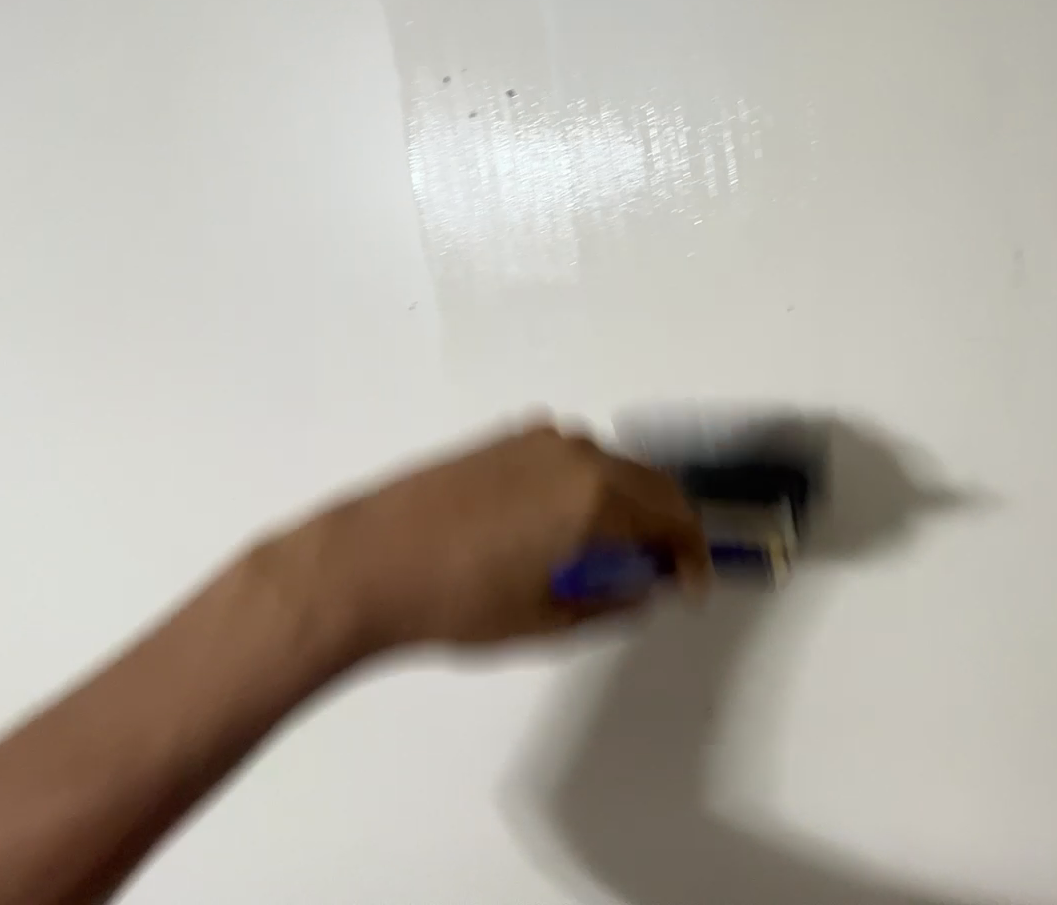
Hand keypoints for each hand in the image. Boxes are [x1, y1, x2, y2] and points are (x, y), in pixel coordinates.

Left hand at [282, 421, 710, 652]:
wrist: (362, 561)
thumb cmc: (460, 603)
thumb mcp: (549, 620)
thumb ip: (615, 600)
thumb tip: (647, 585)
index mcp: (597, 498)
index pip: (676, 519)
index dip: (694, 555)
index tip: (690, 587)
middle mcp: (581, 454)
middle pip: (654, 483)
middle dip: (668, 526)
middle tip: (660, 570)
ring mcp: (543, 439)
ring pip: (615, 467)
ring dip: (630, 503)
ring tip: (609, 549)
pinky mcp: (509, 436)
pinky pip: (575, 458)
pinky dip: (591, 486)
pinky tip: (561, 522)